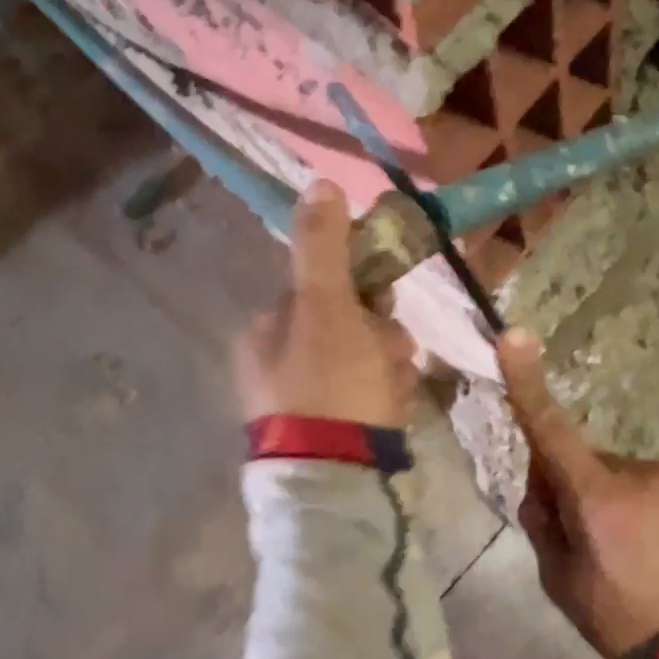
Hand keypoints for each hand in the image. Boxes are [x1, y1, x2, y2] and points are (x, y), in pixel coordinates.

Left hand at [233, 181, 417, 427]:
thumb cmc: (330, 384)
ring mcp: (303, 403)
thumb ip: (322, 248)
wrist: (333, 475)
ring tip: (391, 394)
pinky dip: (384, 400)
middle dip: (381, 339)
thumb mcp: (326, 308)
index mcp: (268, 329)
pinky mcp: (329, 434)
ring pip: (365, 363)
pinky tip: (389, 414)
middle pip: (350, 327)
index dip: (363, 293)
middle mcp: (277, 363)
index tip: (384, 307)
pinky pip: (367, 399)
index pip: (326, 289)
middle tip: (390, 359)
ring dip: (389, 369)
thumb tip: (320, 183)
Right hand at [497, 329, 658, 658]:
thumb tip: (541, 484)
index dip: (528, 385)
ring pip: (631, 475)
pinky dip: (657, 504)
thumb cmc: (628, 625)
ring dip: (625, 499)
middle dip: (584, 489)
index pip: (553, 434)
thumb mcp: (564, 585)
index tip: (513, 337)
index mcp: (600, 502)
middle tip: (598, 543)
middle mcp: (643, 472)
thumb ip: (544, 525)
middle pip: (592, 464)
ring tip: (644, 553)